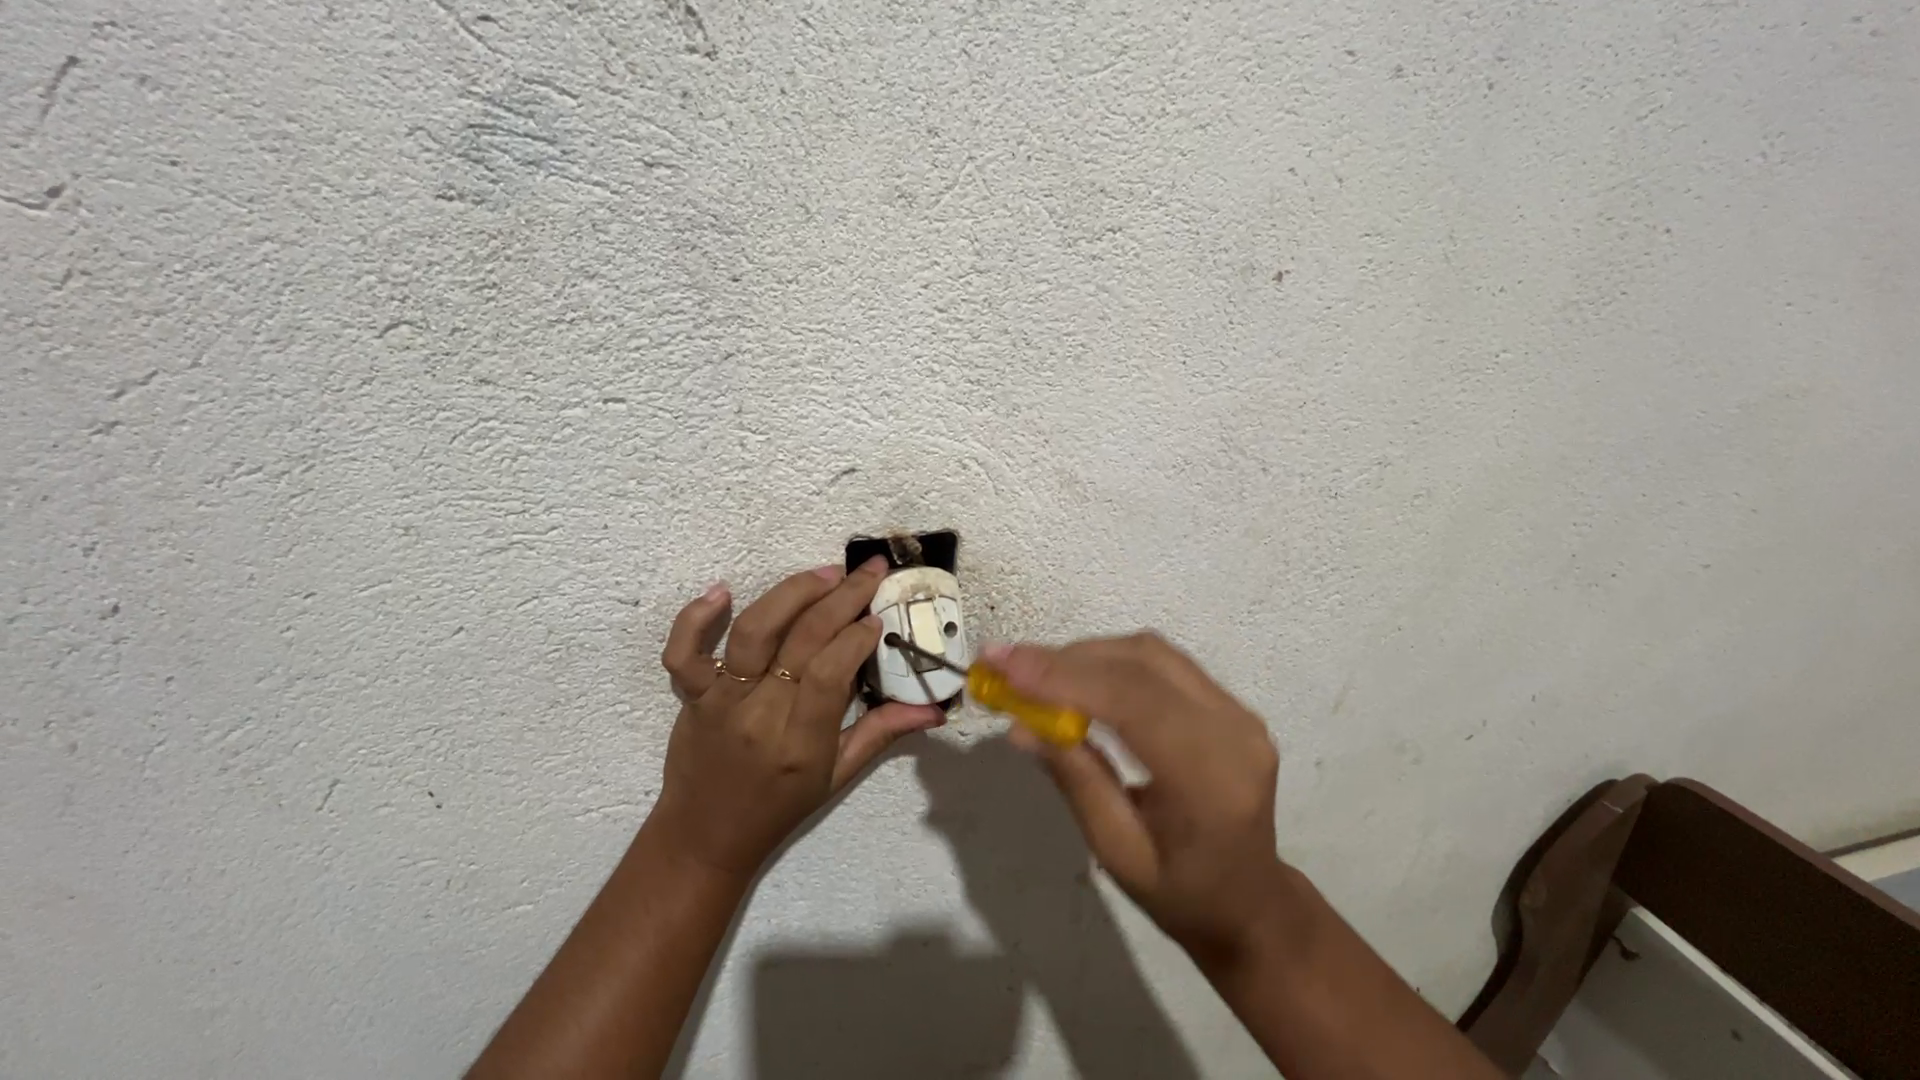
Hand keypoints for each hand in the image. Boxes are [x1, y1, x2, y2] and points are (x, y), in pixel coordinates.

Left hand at [651, 558, 945, 879]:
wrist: (705, 836)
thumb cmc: (779, 807)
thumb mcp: (836, 777)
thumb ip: (881, 734)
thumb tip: (934, 708)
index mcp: (800, 741)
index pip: (829, 671)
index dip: (856, 636)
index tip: (878, 616)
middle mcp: (759, 715)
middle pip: (800, 639)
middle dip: (840, 597)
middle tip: (867, 571)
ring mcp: (720, 701)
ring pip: (751, 632)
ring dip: (790, 593)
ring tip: (824, 573)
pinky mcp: (690, 695)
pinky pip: (682, 653)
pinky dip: (694, 618)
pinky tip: (720, 590)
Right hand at [991, 633, 1287, 963]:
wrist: (1249, 900)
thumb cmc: (1181, 891)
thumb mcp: (1117, 850)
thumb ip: (1076, 780)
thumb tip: (1020, 725)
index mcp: (1211, 778)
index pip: (1133, 702)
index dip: (1063, 676)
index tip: (1000, 663)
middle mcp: (1234, 731)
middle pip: (1141, 664)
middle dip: (1065, 659)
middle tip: (1004, 665)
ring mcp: (1239, 712)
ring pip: (1151, 653)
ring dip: (1086, 656)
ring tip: (1033, 675)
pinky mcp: (1230, 704)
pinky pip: (1163, 664)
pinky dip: (1111, 662)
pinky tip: (1075, 679)